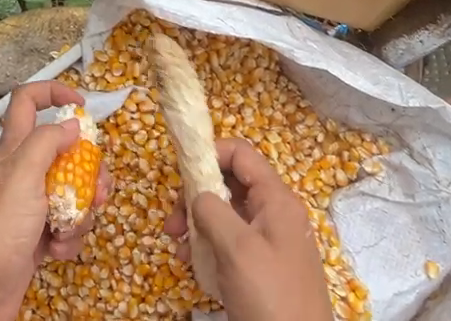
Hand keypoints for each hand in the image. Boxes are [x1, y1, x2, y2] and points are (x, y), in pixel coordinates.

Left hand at [0, 81, 110, 316]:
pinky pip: (65, 228)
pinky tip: (57, 251)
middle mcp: (22, 171)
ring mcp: (30, 205)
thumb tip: (73, 124)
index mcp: (14, 148)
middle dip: (89, 170)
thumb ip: (46, 142)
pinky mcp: (36, 236)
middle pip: (64, 152)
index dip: (53, 92)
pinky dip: (68, 239)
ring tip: (67, 231)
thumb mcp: (22, 174)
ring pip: (71, 193)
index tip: (82, 105)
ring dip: (80, 212)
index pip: (28, 101)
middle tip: (99, 190)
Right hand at [163, 138, 333, 320]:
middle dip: (195, 194)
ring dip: (197, 221)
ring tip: (178, 243)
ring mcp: (269, 240)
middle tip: (173, 220)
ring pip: (225, 212)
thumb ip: (212, 208)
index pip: (240, 153)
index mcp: (276, 199)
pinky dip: (207, 243)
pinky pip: (229, 239)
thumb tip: (198, 194)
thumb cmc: (270, 297)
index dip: (209, 153)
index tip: (180, 172)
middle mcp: (274, 213)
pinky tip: (191, 261)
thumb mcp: (237, 248)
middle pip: (228, 182)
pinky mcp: (262, 265)